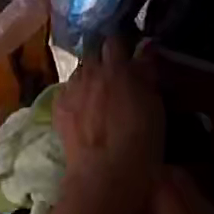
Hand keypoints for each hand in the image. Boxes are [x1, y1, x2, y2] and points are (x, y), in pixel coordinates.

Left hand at [53, 35, 162, 213]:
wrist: (105, 174)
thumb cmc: (141, 142)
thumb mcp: (154, 105)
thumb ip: (147, 74)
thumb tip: (145, 51)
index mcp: (117, 67)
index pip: (116, 40)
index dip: (122, 43)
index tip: (130, 50)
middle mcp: (90, 71)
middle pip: (93, 51)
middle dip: (103, 57)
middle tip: (115, 72)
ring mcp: (71, 87)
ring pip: (79, 71)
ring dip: (89, 76)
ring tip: (98, 93)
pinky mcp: (58, 106)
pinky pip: (67, 90)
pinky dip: (75, 94)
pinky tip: (82, 110)